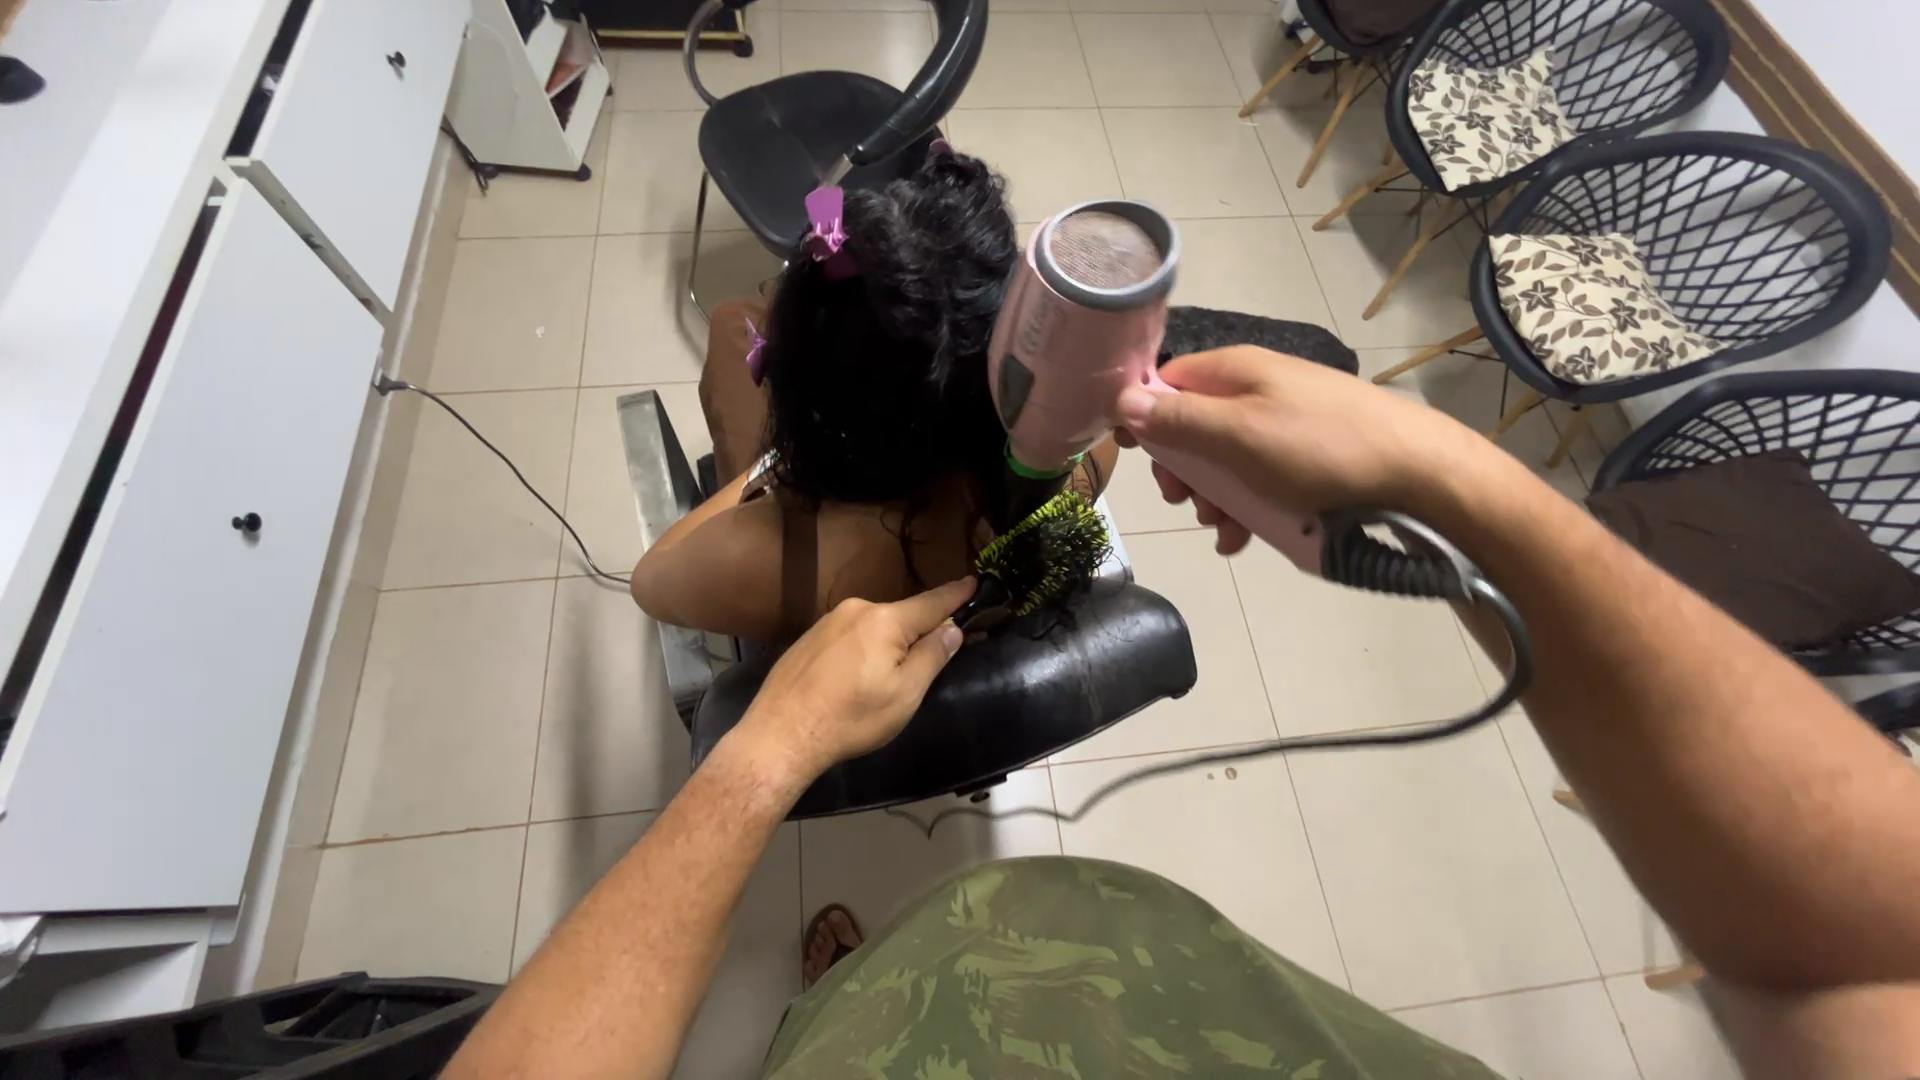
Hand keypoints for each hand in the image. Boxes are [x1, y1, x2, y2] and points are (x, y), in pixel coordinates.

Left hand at [729, 578, 973, 788]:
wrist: (780, 735)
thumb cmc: (850, 718)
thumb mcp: (905, 694)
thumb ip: (932, 656)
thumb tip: (952, 628)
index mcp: (886, 620)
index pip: (932, 602)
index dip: (957, 594)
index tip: (975, 582)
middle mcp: (857, 609)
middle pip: (902, 616)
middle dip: (919, 631)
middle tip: (931, 658)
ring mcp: (828, 621)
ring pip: (874, 626)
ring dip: (888, 644)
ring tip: (884, 680)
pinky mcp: (809, 638)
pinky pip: (850, 636)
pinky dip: (862, 650)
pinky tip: (853, 680)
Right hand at [1115, 347, 1488, 552]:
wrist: (1421, 478)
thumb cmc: (1319, 450)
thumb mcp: (1237, 435)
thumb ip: (1178, 418)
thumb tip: (1122, 398)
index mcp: (1235, 372)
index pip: (1167, 382)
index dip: (1145, 417)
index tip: (1136, 456)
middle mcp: (1256, 392)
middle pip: (1192, 427)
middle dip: (1182, 469)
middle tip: (1184, 500)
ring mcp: (1282, 426)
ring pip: (1223, 461)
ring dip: (1212, 497)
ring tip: (1221, 526)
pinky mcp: (1305, 459)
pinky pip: (1257, 481)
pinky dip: (1244, 508)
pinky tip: (1243, 538)